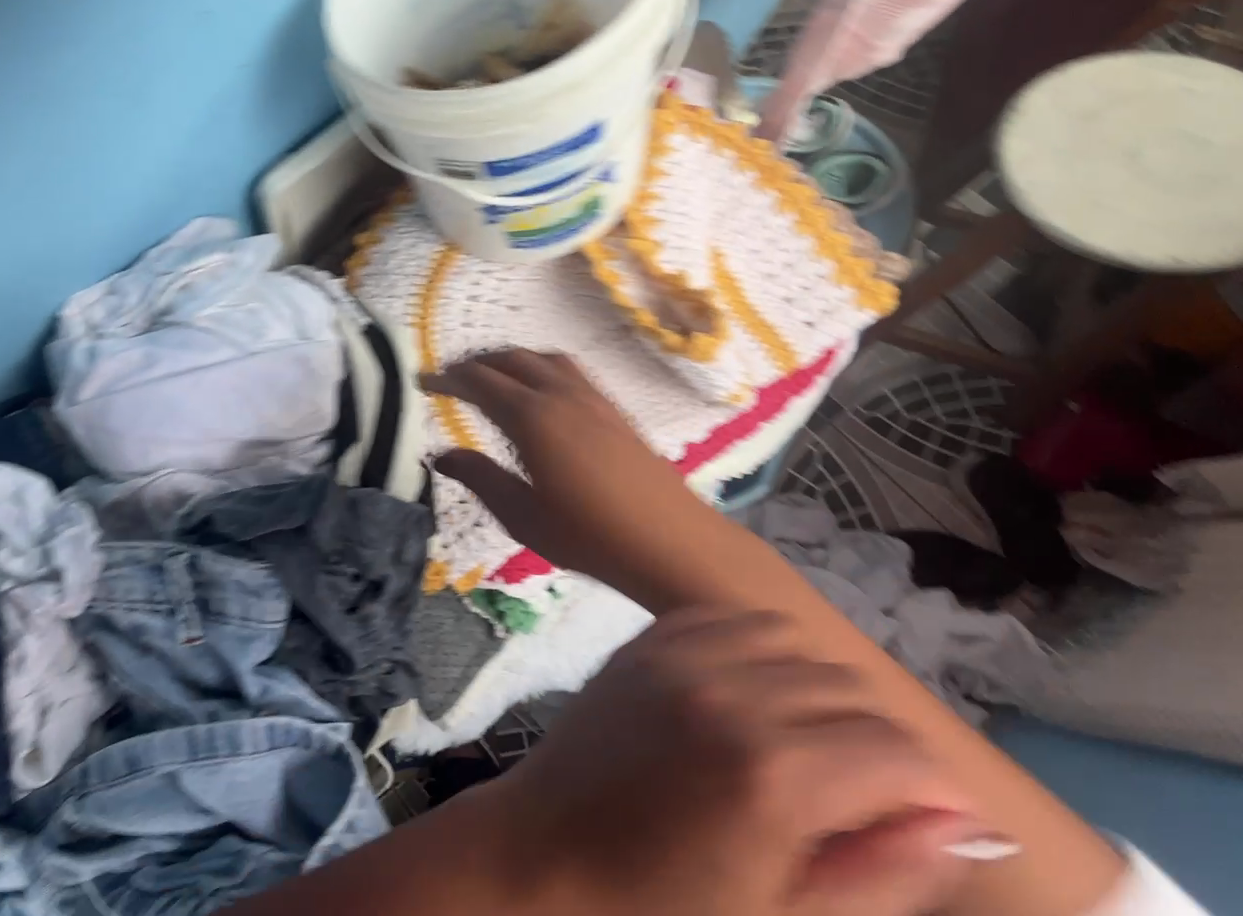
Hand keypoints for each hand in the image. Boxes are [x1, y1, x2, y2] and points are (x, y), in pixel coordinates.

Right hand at [418, 348, 695, 570]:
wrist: (671, 544)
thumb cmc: (588, 535)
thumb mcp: (521, 515)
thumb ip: (479, 478)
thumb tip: (442, 456)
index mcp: (531, 417)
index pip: (479, 382)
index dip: (447, 379)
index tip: (423, 382)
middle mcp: (561, 396)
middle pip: (510, 360)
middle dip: (476, 362)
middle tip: (451, 376)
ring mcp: (593, 399)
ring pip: (543, 359)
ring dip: (510, 359)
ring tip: (492, 376)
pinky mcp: (615, 410)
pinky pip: (568, 370)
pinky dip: (539, 367)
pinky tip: (539, 392)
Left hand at [485, 608, 994, 915]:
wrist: (542, 858)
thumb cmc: (661, 909)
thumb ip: (887, 874)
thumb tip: (964, 824)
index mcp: (773, 773)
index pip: (902, 753)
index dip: (933, 793)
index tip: (928, 824)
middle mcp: (729, 694)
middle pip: (854, 694)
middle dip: (879, 748)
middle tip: (856, 798)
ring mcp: (678, 658)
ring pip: (797, 644)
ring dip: (819, 691)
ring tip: (804, 744)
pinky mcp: (644, 643)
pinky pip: (728, 619)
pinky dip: (758, 649)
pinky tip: (752, 695)